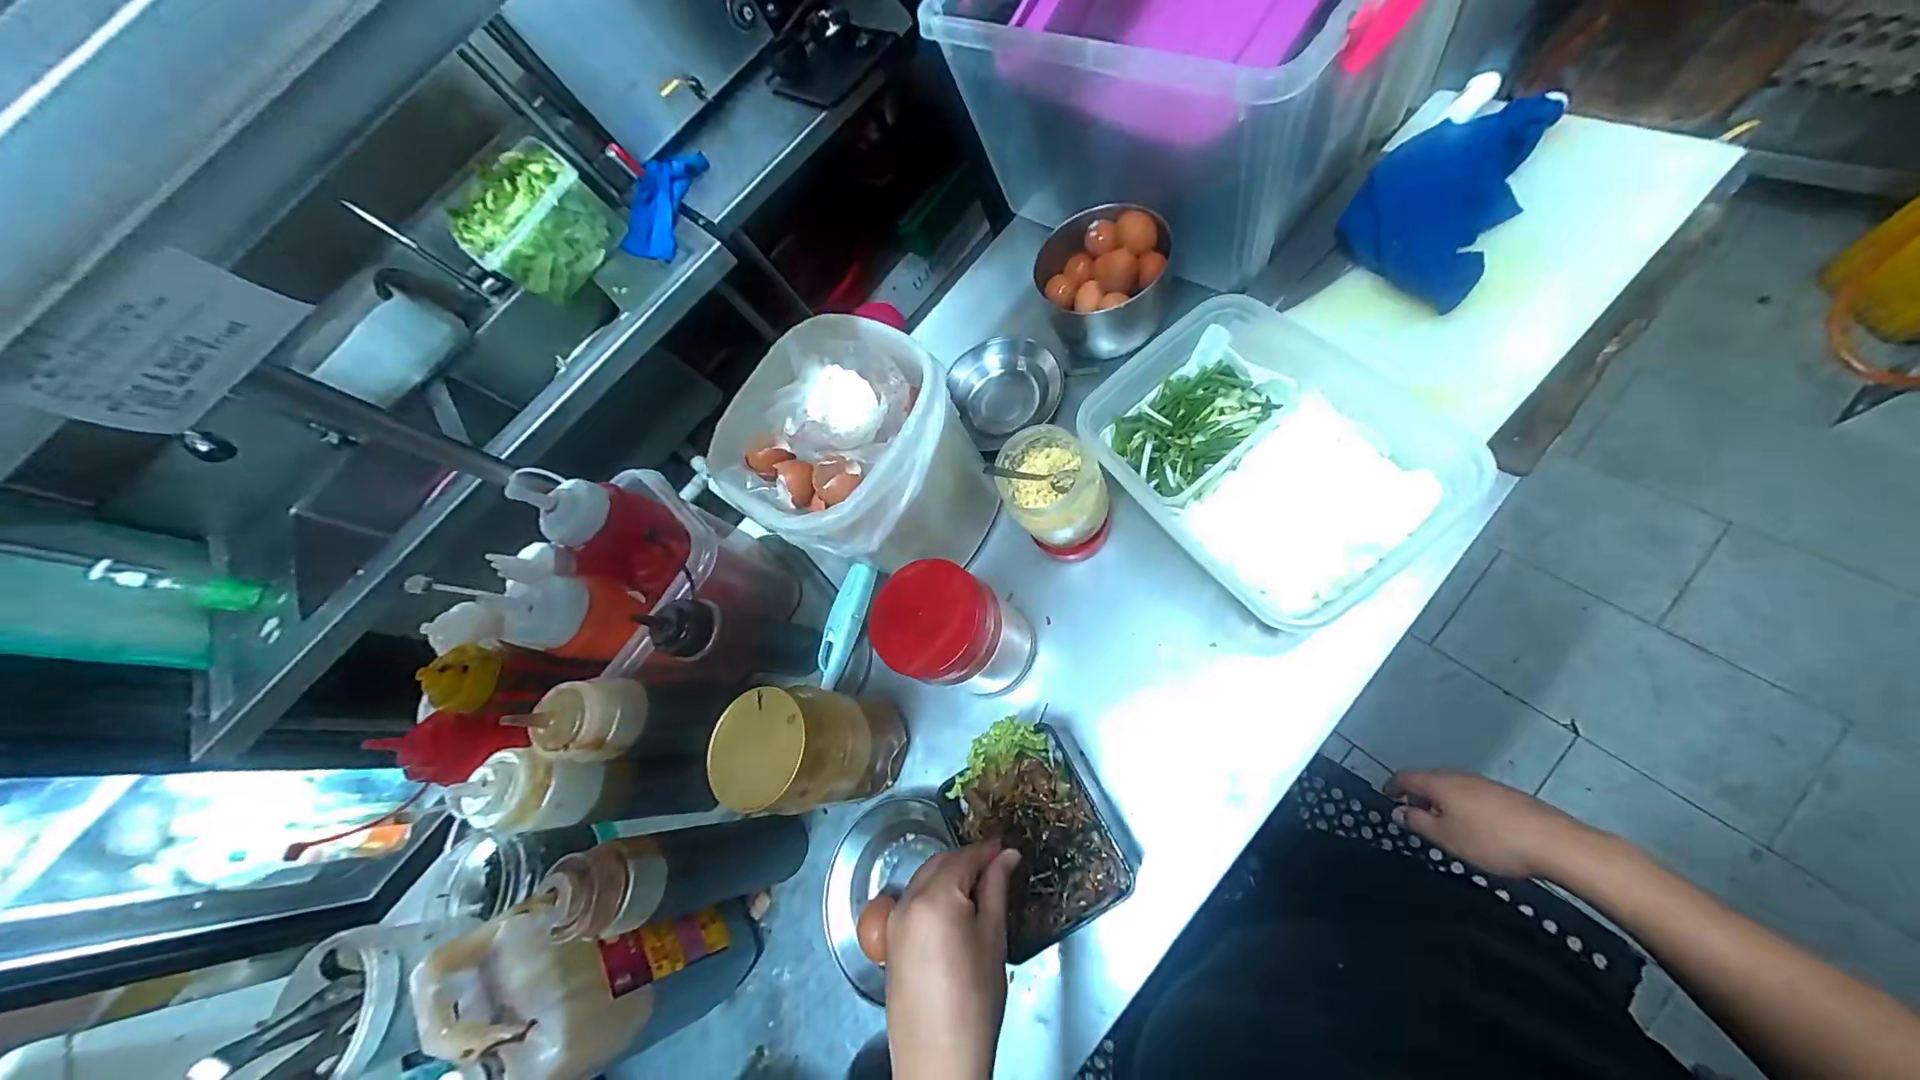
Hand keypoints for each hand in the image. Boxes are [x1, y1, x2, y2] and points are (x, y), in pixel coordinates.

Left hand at [885, 841, 1020, 1079]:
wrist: (938, 1060)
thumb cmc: (975, 1000)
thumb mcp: (993, 939)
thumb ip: (996, 889)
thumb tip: (1006, 855)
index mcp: (935, 897)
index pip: (964, 858)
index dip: (988, 851)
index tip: (1008, 848)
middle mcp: (908, 900)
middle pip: (940, 864)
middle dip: (967, 860)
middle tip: (998, 868)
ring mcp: (894, 920)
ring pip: (924, 879)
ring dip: (949, 875)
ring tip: (980, 890)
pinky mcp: (890, 940)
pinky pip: (913, 901)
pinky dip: (933, 894)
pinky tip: (954, 912)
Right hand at [1385, 770, 1606, 880]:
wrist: (1558, 845)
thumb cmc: (1493, 841)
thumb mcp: (1446, 838)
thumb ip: (1417, 823)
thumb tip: (1398, 811)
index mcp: (1440, 783)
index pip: (1405, 777)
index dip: (1392, 787)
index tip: (1386, 798)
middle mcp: (1460, 777)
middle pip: (1430, 781)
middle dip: (1418, 796)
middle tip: (1413, 817)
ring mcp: (1487, 785)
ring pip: (1454, 789)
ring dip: (1442, 803)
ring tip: (1444, 826)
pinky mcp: (1509, 797)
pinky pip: (1474, 797)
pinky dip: (1464, 807)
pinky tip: (1476, 828)